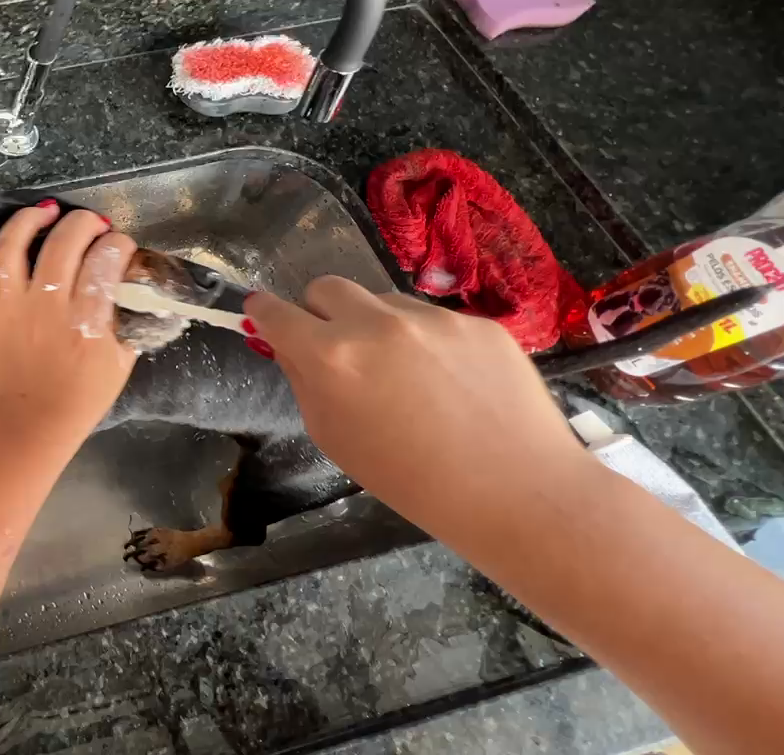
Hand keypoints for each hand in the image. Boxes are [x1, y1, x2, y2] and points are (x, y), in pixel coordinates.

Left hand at [0, 203, 139, 448]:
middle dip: (82, 223)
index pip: (105, 263)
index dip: (117, 244)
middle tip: (91, 223)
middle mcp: (45, 305)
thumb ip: (127, 317)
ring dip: (27, 221)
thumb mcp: (122, 358)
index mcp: (86, 320)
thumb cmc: (83, 393)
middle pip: (62, 245)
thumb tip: (131, 280)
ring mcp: (8, 306)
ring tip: (44, 211)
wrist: (33, 421)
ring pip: (10, 249)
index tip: (120, 243)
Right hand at [244, 276, 590, 533]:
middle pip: (325, 287)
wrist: (520, 494)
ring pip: (381, 301)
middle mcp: (375, 324)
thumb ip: (303, 380)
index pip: (274, 311)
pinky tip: (448, 380)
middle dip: (320, 311)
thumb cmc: (409, 479)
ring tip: (405, 373)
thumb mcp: (331, 435)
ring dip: (375, 324)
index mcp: (331, 355)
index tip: (263, 316)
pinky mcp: (477, 322)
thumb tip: (288, 345)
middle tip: (337, 346)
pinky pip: (431, 318)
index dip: (263, 312)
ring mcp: (431, 319)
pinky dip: (424, 339)